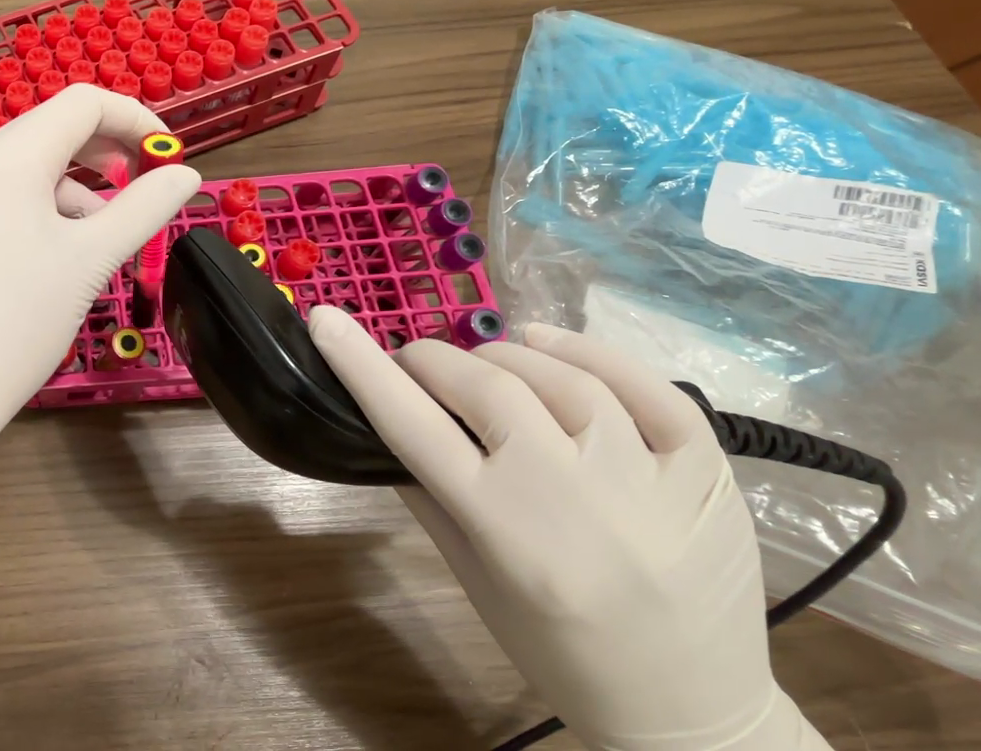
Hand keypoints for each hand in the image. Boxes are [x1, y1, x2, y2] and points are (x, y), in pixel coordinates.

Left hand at [0, 86, 200, 543]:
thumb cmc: (16, 326)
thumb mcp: (90, 262)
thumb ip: (144, 208)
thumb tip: (186, 175)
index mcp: (4, 160)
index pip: (80, 103)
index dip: (133, 117)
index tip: (164, 155)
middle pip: (45, 133)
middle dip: (101, 155)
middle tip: (136, 190)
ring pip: (17, 170)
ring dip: (66, 190)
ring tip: (92, 243)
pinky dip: (29, 211)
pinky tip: (44, 258)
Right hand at [308, 312, 828, 750]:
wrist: (694, 711)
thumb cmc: (559, 654)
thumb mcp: (473, 582)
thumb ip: (429, 496)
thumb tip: (386, 418)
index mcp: (506, 529)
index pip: (413, 425)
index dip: (360, 365)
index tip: (325, 318)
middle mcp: (574, 492)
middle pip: (483, 385)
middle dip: (431, 360)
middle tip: (416, 367)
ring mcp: (647, 474)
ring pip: (558, 373)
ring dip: (502, 354)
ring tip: (482, 365)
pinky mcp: (706, 468)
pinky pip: (643, 382)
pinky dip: (587, 350)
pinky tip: (550, 344)